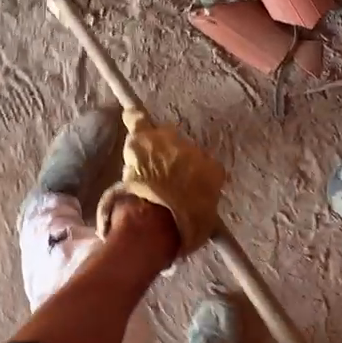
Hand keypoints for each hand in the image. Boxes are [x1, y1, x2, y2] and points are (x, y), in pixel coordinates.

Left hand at [94, 109, 227, 257]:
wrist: (156, 223)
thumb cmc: (181, 231)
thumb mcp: (204, 224)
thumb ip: (202, 210)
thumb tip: (202, 216)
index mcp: (212, 172)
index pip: (203, 167)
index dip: (188, 176)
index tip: (180, 186)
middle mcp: (194, 151)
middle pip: (181, 149)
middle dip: (171, 160)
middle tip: (159, 179)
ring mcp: (169, 142)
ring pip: (160, 138)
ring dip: (152, 148)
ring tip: (142, 163)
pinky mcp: (144, 139)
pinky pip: (138, 120)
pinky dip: (134, 116)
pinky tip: (129, 111)